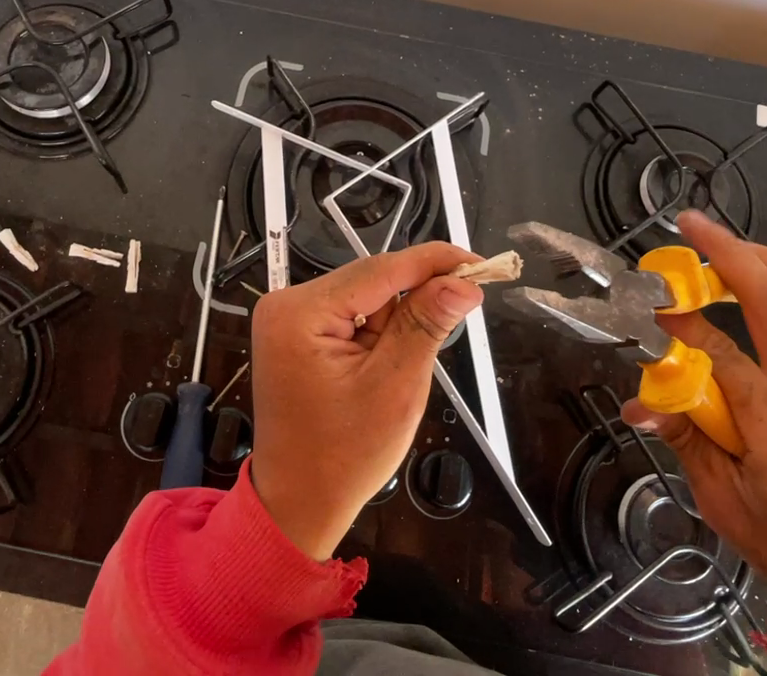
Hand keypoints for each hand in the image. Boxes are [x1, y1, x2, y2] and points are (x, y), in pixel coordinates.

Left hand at [246, 242, 482, 559]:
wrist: (299, 503)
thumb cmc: (346, 455)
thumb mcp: (395, 386)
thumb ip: (426, 324)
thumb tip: (463, 282)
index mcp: (301, 312)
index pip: (380, 270)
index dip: (434, 262)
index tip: (480, 264)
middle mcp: (286, 303)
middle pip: (370, 281)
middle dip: (415, 298)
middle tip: (460, 314)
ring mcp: (287, 318)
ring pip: (363, 298)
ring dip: (395, 322)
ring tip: (401, 369)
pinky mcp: (294, 334)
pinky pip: (349, 316)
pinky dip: (377, 333)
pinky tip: (383, 364)